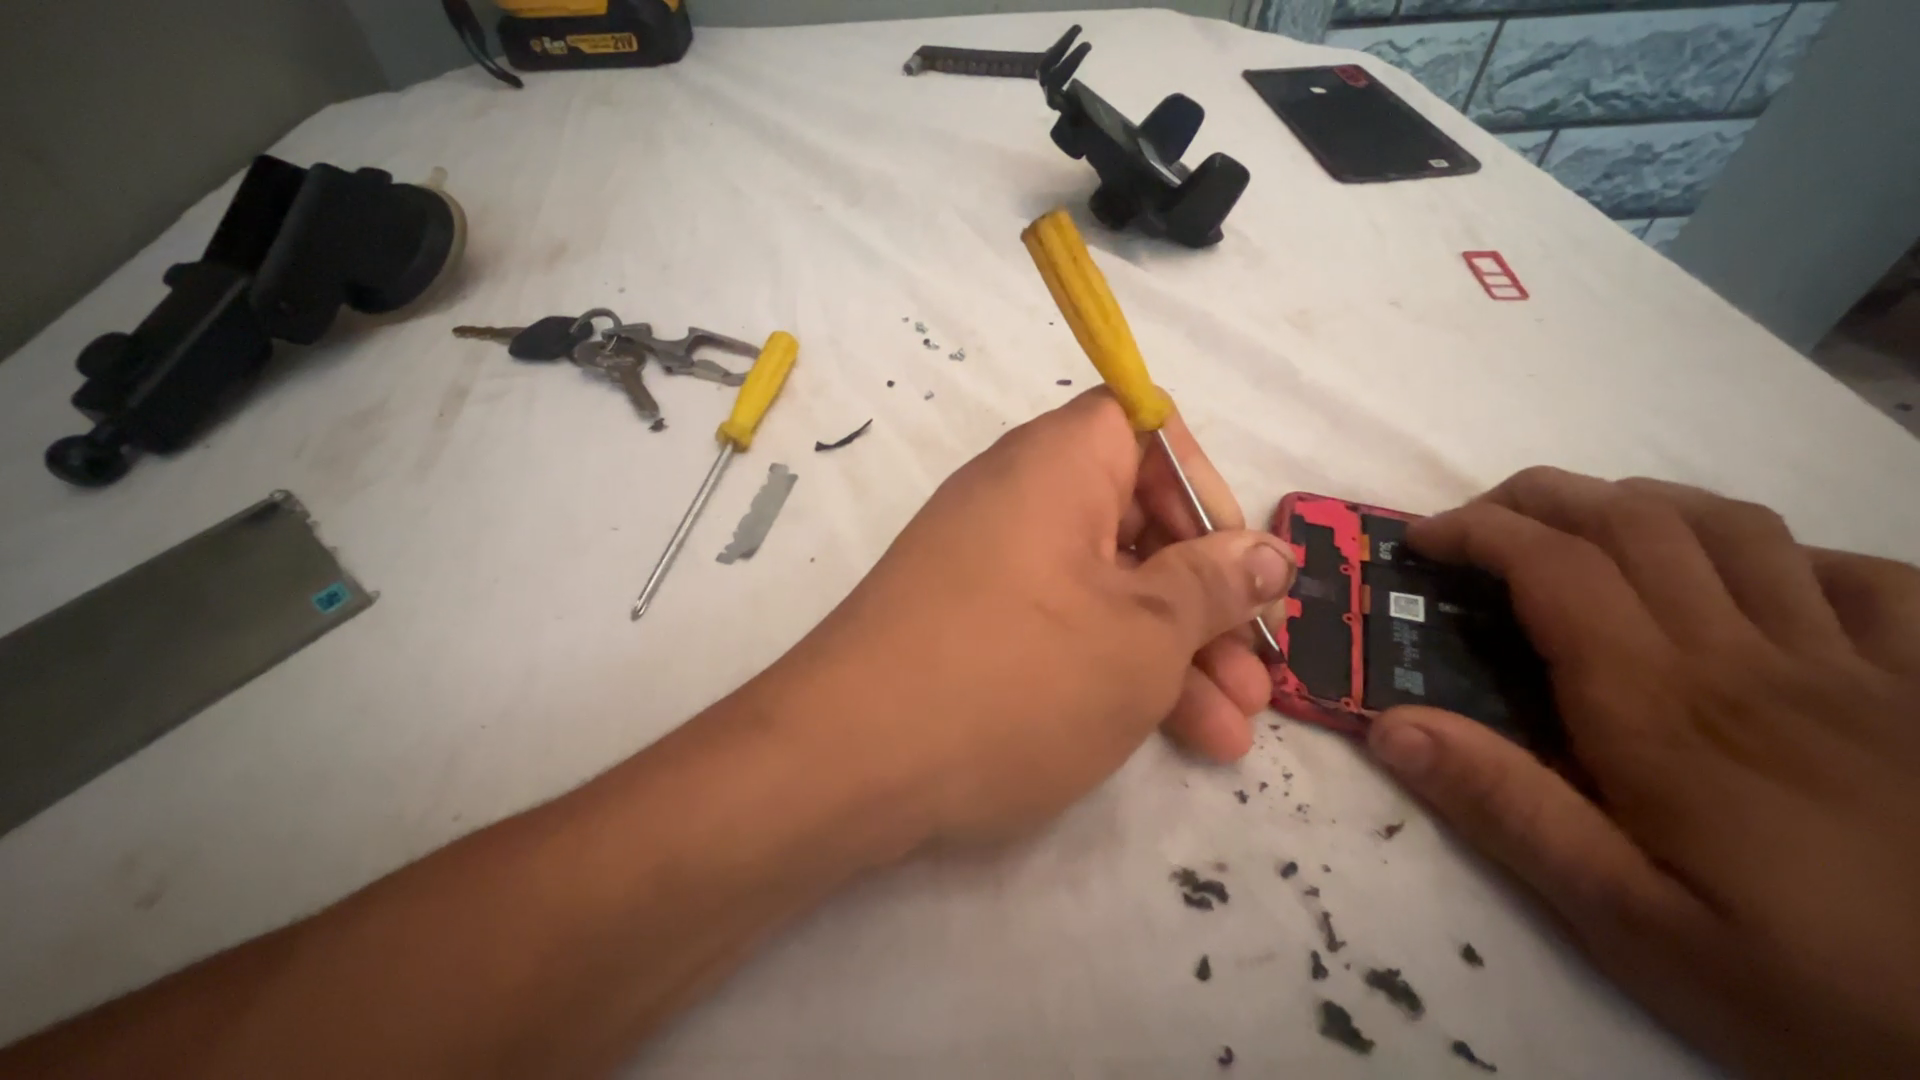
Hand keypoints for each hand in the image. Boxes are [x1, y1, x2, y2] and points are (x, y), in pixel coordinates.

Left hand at [761, 390, 1292, 846]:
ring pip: (1104, 590)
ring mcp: (987, 567)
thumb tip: (1267, 551)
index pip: (1142, 427)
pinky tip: (1171, 737)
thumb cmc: (1017, 677)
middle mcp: (1018, 499)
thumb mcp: (1140, 635)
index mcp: (1057, 464)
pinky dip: (1113, 669)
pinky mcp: (967, 626)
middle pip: (1134, 523)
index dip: (1200, 486)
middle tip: (1256, 675)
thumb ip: (1213, 586)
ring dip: (1174, 654)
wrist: (848, 763)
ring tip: (1231, 733)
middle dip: (1206, 601)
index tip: (1238, 561)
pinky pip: (1060, 626)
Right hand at [1365, 467, 1919, 1076]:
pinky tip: (1746, 580)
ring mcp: (1853, 667)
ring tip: (1583, 527)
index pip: (1556, 569)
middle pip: (1635, 523)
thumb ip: (1507, 811)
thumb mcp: (1624, 921)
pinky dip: (1785, 554)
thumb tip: (1390, 725)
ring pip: (1733, 529)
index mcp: (1662, 709)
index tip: (1421, 539)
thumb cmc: (1801, 986)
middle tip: (1479, 520)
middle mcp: (1747, 661)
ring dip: (1639, 504)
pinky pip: (1864, 578)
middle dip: (1541, 498)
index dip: (1479, 533)